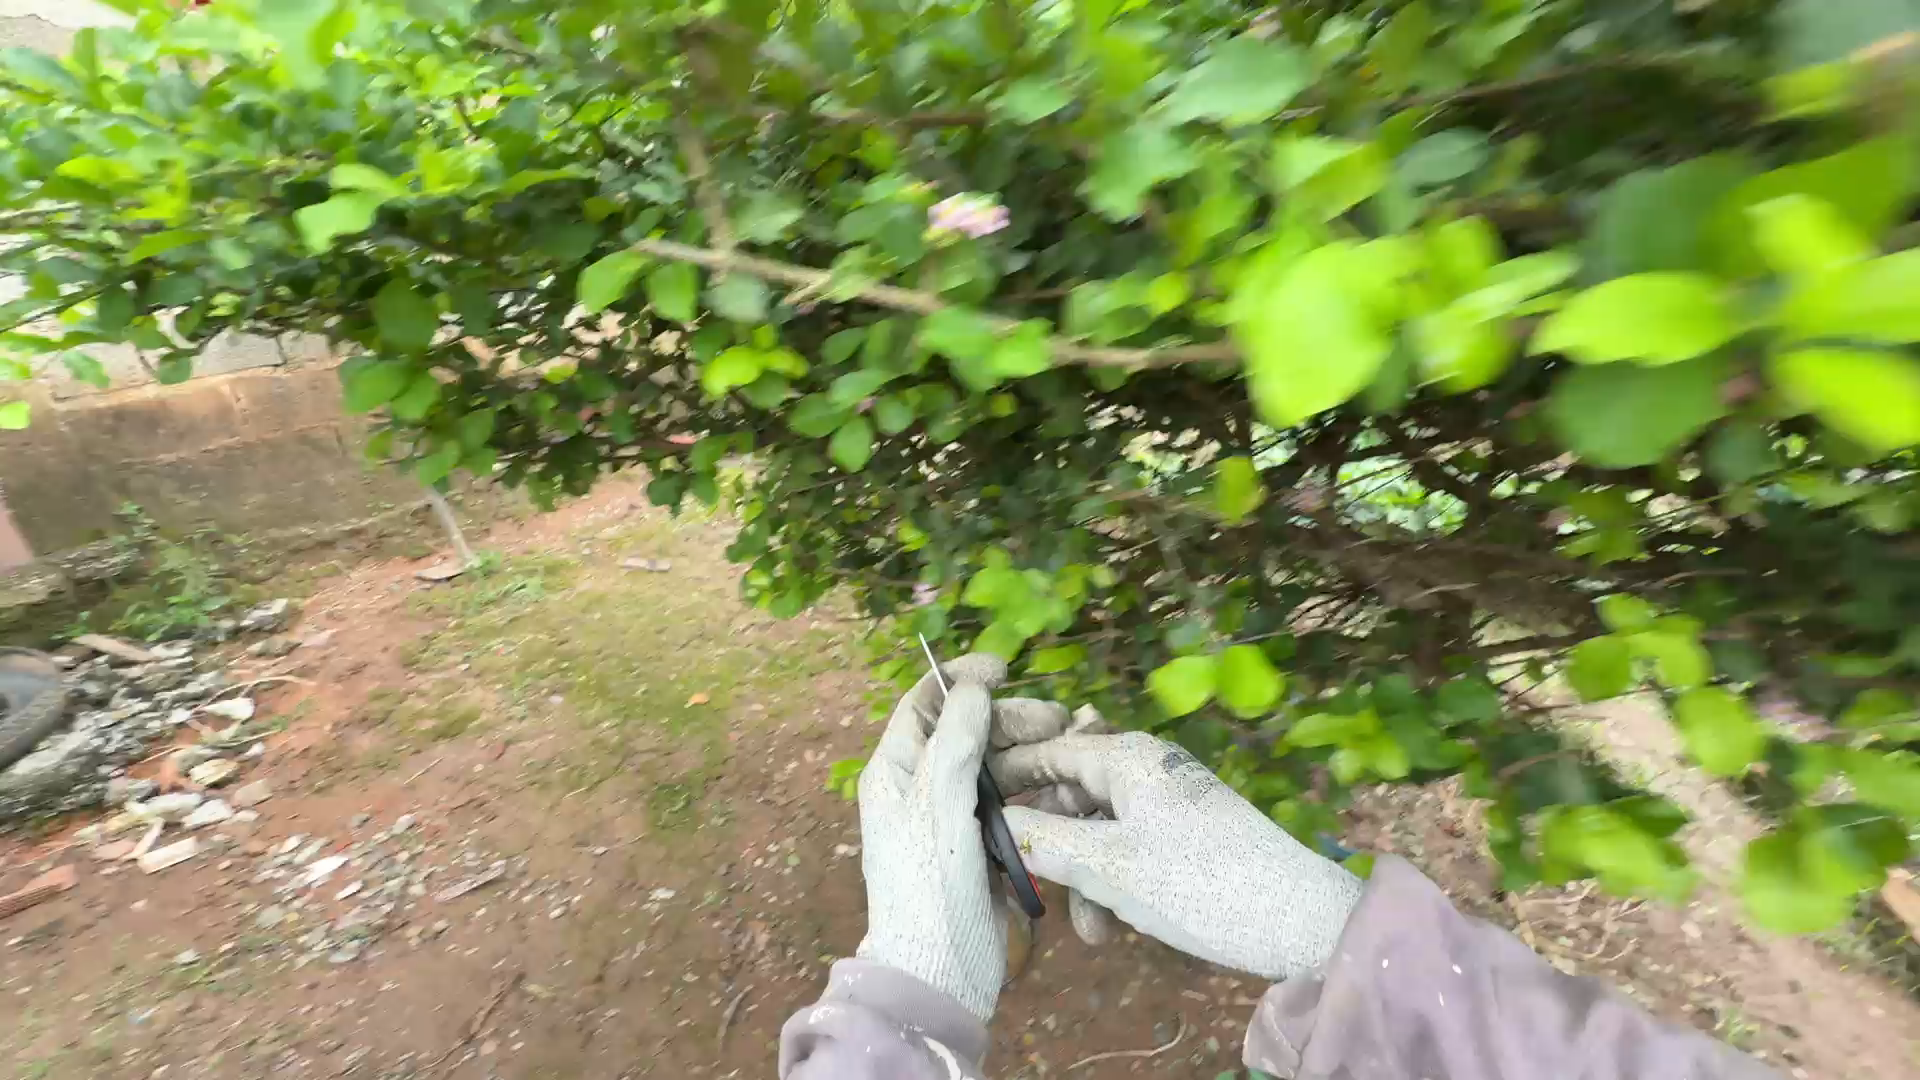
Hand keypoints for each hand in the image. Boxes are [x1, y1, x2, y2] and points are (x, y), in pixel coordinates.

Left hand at [855, 653, 1070, 1021]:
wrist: (941, 970)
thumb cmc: (929, 881)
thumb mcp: (939, 802)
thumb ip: (956, 739)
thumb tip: (972, 684)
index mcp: (897, 768)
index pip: (925, 703)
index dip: (959, 677)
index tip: (1001, 667)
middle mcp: (922, 782)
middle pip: (967, 728)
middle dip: (1008, 715)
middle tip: (1056, 716)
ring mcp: (953, 811)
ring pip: (992, 759)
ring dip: (1027, 746)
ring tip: (1067, 742)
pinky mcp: (983, 836)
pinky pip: (1010, 793)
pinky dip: (1034, 781)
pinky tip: (1063, 780)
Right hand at [994, 731, 1363, 981]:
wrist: (1302, 922)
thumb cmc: (1197, 883)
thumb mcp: (1110, 868)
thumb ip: (1047, 841)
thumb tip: (998, 823)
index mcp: (1126, 757)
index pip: (1051, 751)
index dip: (1010, 774)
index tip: (973, 799)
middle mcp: (1144, 766)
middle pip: (1074, 793)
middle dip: (1054, 844)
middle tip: (1030, 885)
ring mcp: (1166, 798)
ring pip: (1101, 827)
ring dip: (1086, 875)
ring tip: (1090, 931)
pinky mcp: (1184, 828)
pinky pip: (1130, 843)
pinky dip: (1115, 878)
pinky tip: (1116, 923)